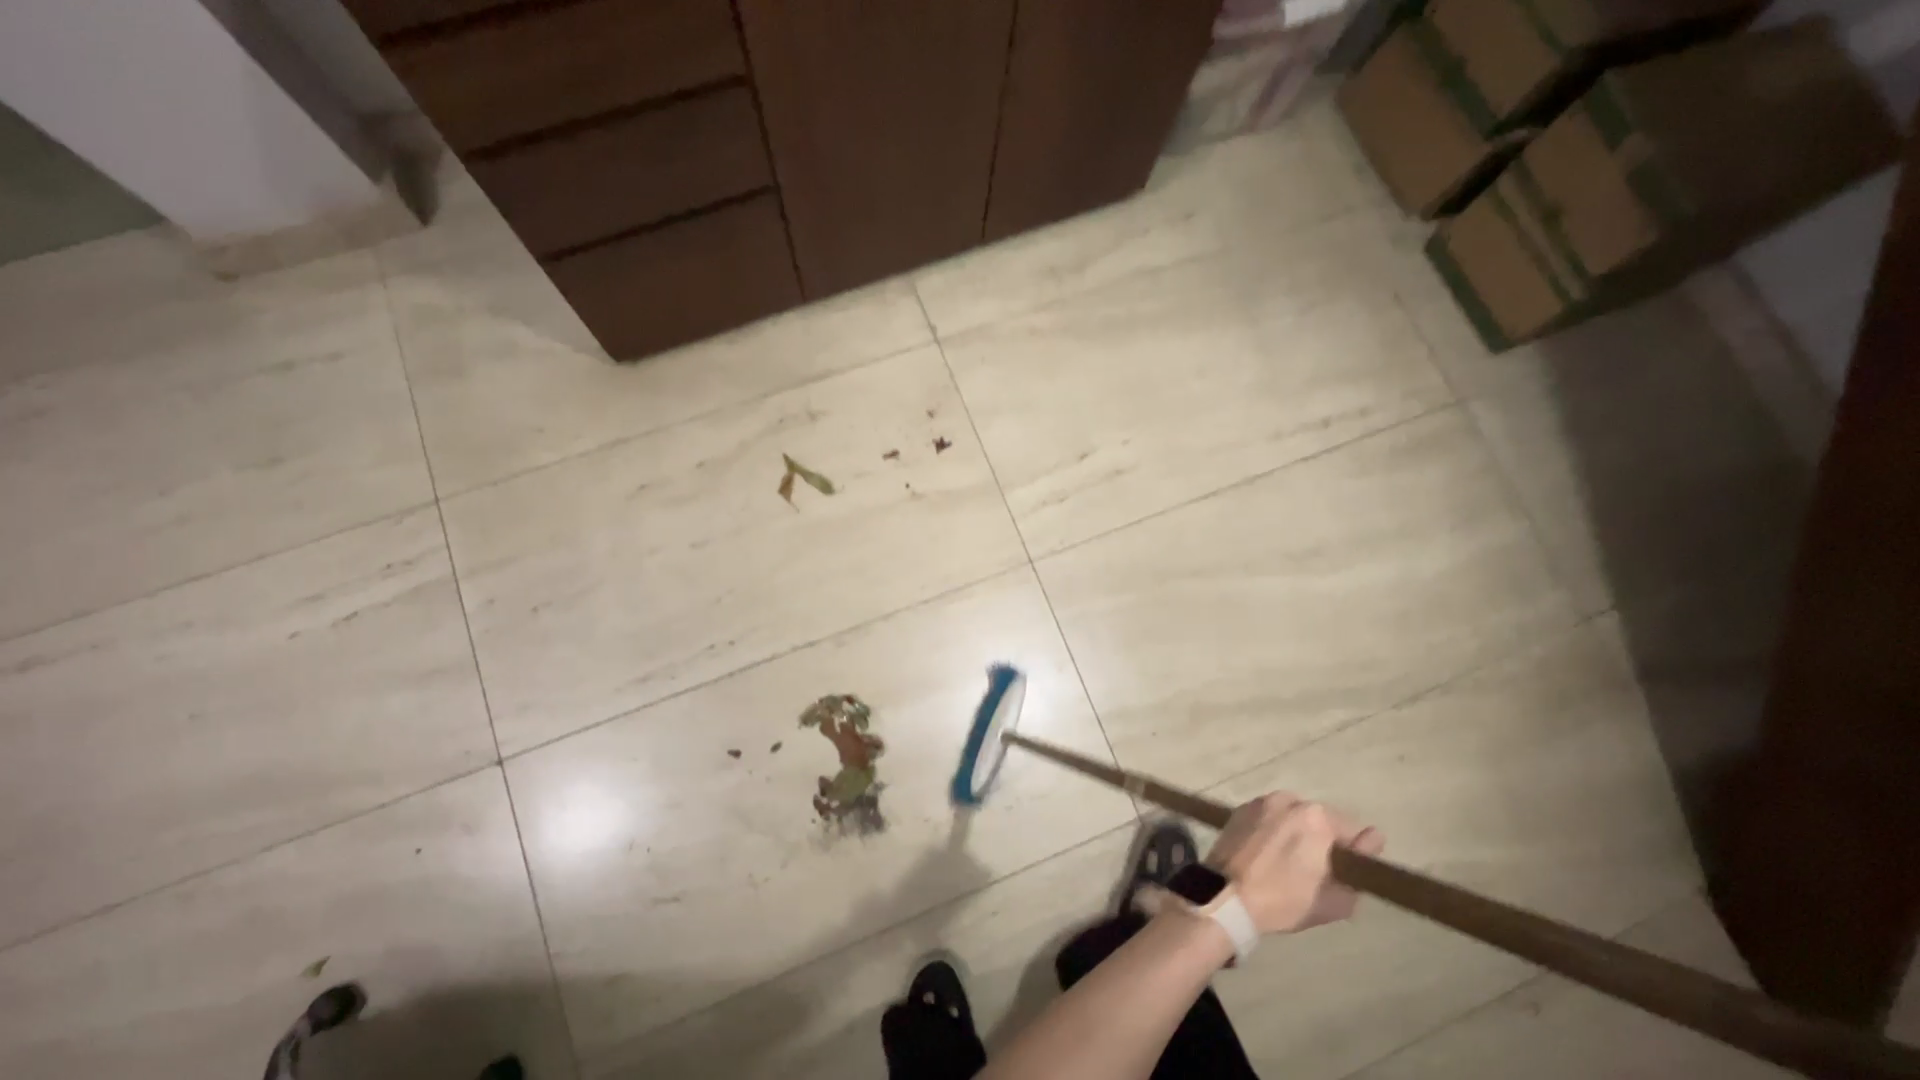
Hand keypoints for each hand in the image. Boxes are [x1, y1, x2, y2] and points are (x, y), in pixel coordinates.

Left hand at [1204, 793, 1382, 934]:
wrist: (1225, 898)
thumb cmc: (1283, 900)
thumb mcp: (1333, 901)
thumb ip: (1359, 871)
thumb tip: (1375, 839)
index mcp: (1316, 817)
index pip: (1351, 830)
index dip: (1353, 853)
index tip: (1345, 873)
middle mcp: (1288, 800)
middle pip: (1319, 820)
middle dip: (1322, 841)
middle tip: (1315, 870)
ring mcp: (1260, 803)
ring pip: (1291, 817)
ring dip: (1296, 834)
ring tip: (1287, 862)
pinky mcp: (1238, 811)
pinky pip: (1267, 819)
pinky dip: (1272, 832)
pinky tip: (1266, 855)